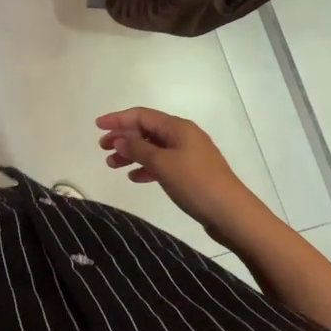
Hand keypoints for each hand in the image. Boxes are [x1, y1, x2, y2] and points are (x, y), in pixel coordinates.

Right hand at [96, 107, 261, 229]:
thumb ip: (137, 149)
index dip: (118, 119)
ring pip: (153, 148)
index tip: (97, 126)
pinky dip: (146, 167)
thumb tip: (120, 139)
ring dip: (132, 154)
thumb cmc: (196, 183)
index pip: (141, 115)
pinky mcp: (191, 173)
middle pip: (146, 130)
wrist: (232, 214)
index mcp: (178, 127)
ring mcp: (189, 155)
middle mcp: (183, 136)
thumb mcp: (162, 164)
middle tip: (102, 148)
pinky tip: (135, 178)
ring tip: (112, 166)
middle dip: (123, 137)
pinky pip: (162, 163)